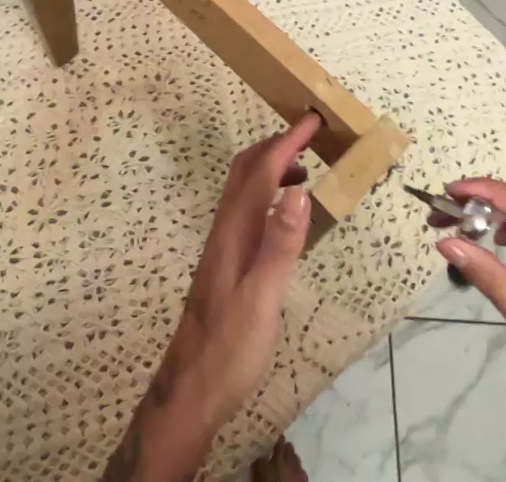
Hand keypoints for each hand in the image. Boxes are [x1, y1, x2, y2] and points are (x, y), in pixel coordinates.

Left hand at [102, 112, 319, 481]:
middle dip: (276, 143)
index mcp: (235, 232)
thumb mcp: (262, 299)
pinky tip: (286, 215)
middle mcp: (226, 229)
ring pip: (244, 188)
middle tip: (311, 133)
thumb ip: (280, 245)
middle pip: (246, 170)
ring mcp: (224, 244)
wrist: (192, 386)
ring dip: (272, 166)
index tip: (313, 119)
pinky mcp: (228, 261)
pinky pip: (248, 209)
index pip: (262, 171)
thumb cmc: (231, 347)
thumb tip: (298, 190)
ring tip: (306, 167)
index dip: (287, 141)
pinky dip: (268, 193)